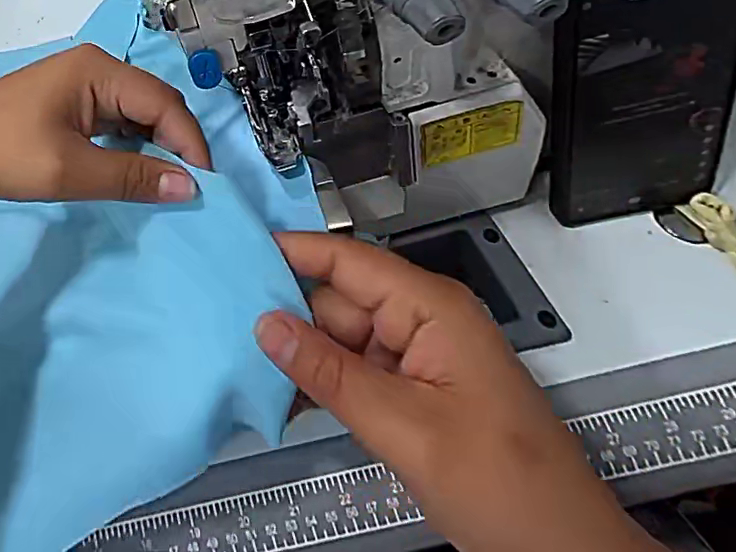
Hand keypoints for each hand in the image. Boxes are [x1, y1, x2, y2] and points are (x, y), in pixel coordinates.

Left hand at [0, 43, 211, 206]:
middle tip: (186, 184)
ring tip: (163, 179)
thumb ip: (132, 176)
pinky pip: (115, 116)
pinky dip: (130, 141)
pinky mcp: (69, 99)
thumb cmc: (4, 154)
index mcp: (97, 69)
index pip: (162, 101)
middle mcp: (94, 66)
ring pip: (135, 110)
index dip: (188, 141)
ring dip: (153, 142)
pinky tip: (132, 165)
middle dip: (174, 140)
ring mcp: (80, 81)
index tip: (203, 183)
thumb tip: (190, 187)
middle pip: (152, 101)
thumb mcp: (70, 170)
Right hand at [255, 233, 659, 551]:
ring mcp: (414, 353)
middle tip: (230, 325)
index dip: (293, 250)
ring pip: (339, 336)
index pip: (347, 259)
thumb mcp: (407, 428)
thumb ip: (330, 373)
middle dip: (289, 313)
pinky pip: (353, 369)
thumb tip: (266, 325)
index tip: (239, 250)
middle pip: (337, 299)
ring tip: (246, 360)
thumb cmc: (504, 484)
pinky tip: (283, 392)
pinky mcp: (409, 386)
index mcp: (429, 306)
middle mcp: (419, 318)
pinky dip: (322, 380)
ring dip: (302, 353)